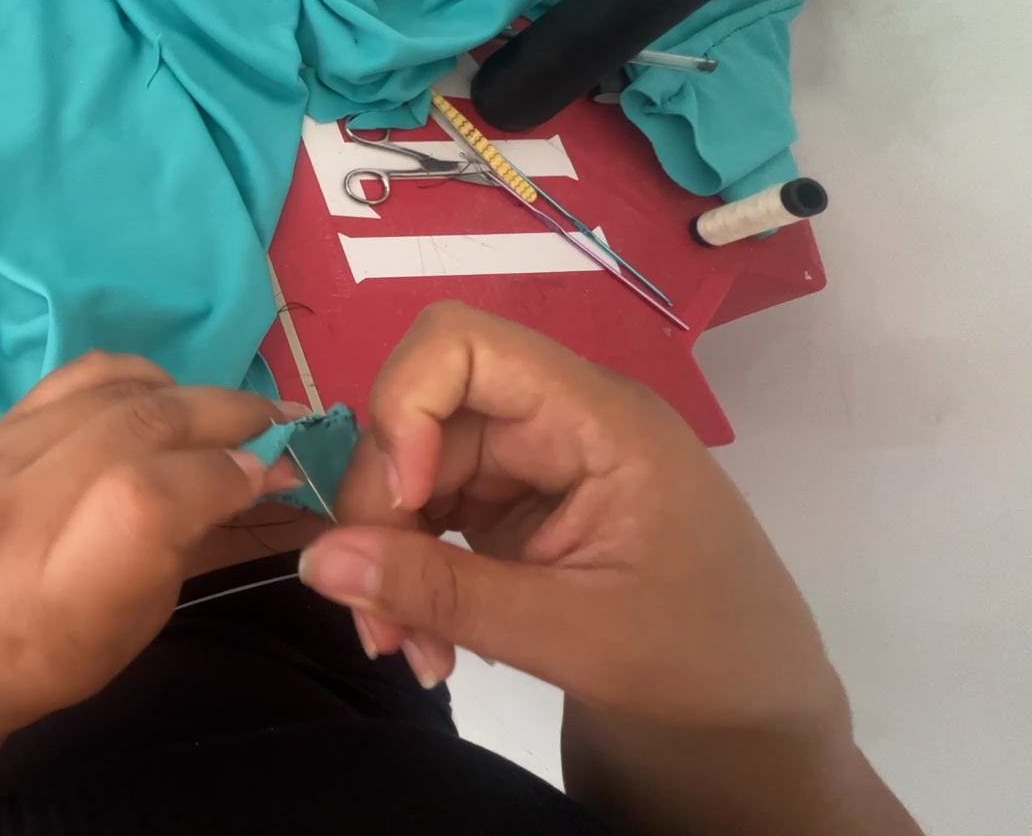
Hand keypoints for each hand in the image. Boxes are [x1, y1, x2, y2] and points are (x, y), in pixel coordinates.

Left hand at [0, 352, 303, 736]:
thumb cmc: (53, 657)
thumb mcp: (136, 622)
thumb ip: (191, 536)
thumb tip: (260, 465)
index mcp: (57, 593)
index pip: (145, 501)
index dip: (216, 475)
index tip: (260, 474)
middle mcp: (17, 515)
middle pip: (135, 430)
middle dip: (220, 416)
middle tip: (270, 423)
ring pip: (112, 393)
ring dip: (187, 392)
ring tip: (225, 412)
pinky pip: (77, 374)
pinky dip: (136, 375)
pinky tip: (164, 396)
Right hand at [299, 301, 847, 738]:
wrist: (745, 715)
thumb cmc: (701, 664)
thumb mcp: (572, 636)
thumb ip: (439, 593)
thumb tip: (314, 561)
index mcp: (591, 417)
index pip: (462, 343)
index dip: (406, 401)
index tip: (403, 496)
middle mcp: (543, 418)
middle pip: (413, 418)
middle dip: (379, 511)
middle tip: (374, 608)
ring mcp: (515, 456)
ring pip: (400, 468)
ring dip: (382, 552)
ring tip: (401, 641)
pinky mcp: (495, 494)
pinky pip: (414, 509)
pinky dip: (400, 568)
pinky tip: (419, 630)